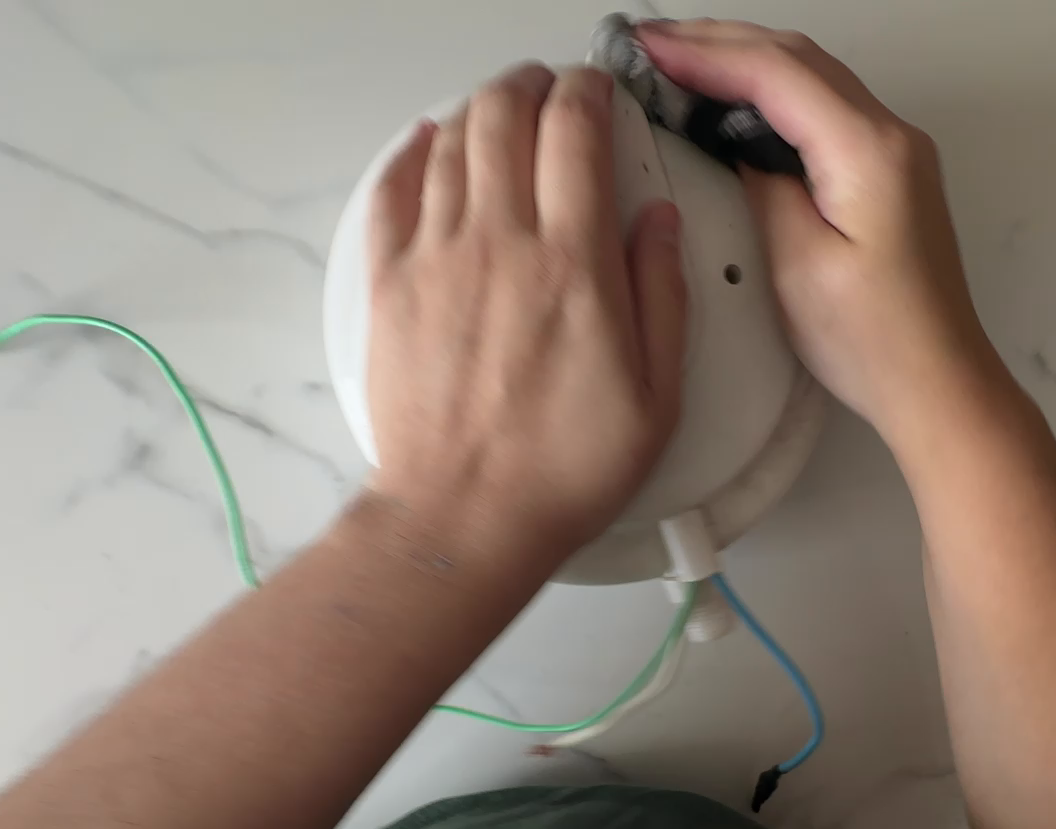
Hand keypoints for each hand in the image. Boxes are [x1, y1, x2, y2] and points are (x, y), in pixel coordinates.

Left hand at [362, 64, 686, 558]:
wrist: (468, 516)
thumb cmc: (565, 469)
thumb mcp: (657, 397)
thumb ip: (664, 297)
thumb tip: (660, 225)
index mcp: (575, 267)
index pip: (577, 132)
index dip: (591, 92)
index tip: (600, 92)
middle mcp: (501, 245)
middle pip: (506, 114)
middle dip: (533, 85)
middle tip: (551, 91)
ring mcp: (437, 261)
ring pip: (451, 140)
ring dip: (481, 109)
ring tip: (503, 112)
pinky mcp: (391, 288)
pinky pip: (392, 190)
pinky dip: (412, 152)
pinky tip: (429, 146)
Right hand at [638, 20, 1006, 439]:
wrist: (935, 381)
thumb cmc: (873, 341)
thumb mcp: (799, 267)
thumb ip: (764, 189)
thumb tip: (738, 146)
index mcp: (868, 150)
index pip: (776, 72)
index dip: (705, 54)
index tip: (647, 48)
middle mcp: (891, 136)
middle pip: (798, 58)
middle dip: (721, 43)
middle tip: (654, 45)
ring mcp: (895, 154)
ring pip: (814, 81)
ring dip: (748, 63)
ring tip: (685, 65)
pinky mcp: (888, 179)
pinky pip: (827, 115)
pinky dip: (777, 99)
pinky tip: (741, 110)